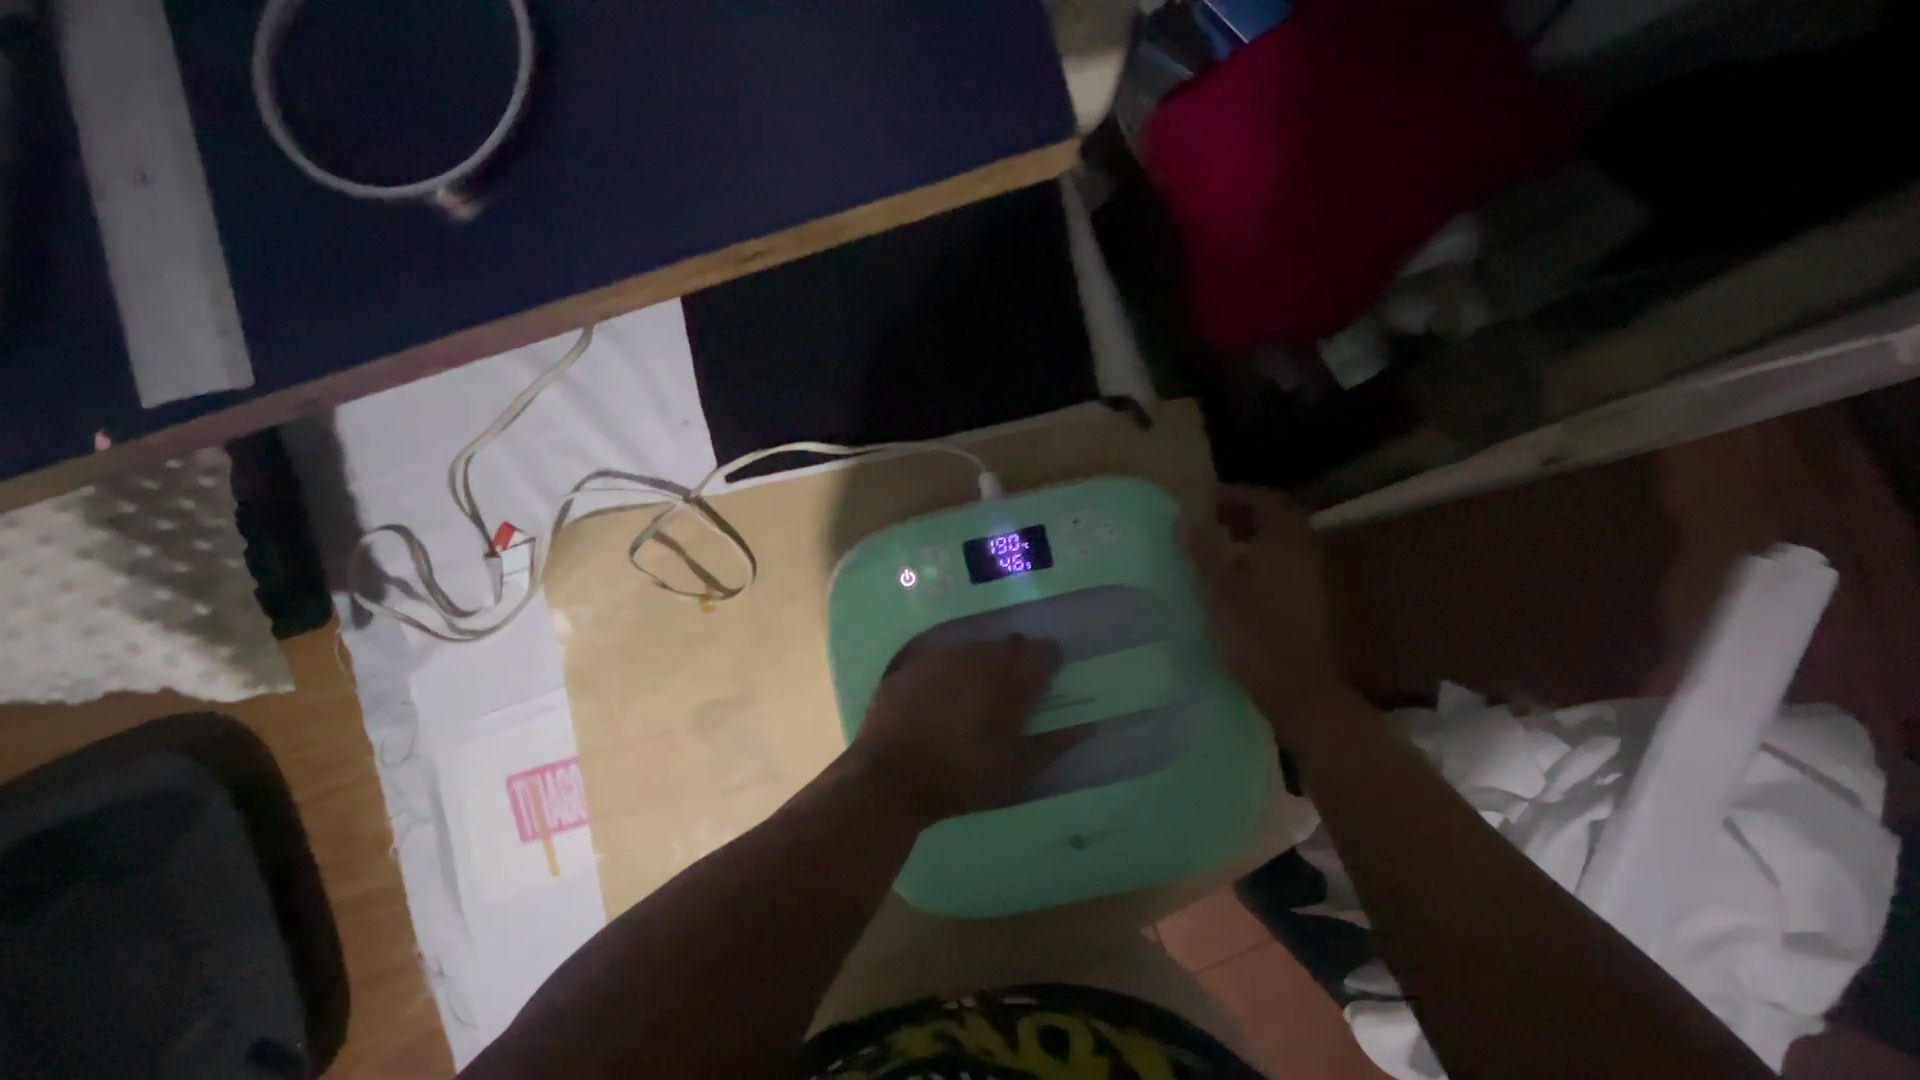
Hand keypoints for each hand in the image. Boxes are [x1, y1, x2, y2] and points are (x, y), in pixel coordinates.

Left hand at [848, 636, 1064, 823]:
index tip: (1047, 677)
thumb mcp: (1014, 773)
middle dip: (1017, 660)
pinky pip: (944, 652)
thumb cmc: (959, 780)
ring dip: (984, 661)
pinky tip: (944, 690)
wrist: (890, 779)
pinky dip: (951, 667)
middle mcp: (979, 660)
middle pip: (1010, 644)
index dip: (1048, 661)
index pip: (1043, 652)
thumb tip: (1088, 727)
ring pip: (976, 646)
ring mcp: (943, 657)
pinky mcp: (914, 661)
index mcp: (1009, 685)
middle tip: (1012, 689)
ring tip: (977, 690)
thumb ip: (1053, 746)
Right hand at [1181, 485, 1351, 730]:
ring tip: (1212, 552)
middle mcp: (1304, 549)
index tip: (1200, 501)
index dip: (1230, 495)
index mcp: (1284, 537)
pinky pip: (1281, 567)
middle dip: (1240, 515)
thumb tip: (1186, 516)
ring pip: (1278, 545)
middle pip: (1274, 519)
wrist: (1298, 689)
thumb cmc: (1255, 633)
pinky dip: (1257, 563)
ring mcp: (1311, 577)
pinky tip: (1231, 584)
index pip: (1261, 498)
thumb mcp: (1218, 587)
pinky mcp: (1309, 603)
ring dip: (1248, 540)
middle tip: (1205, 523)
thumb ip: (1203, 548)